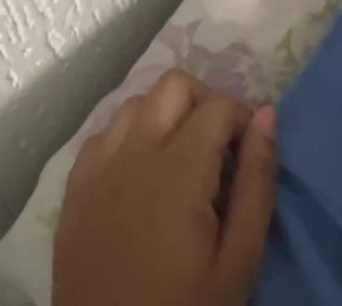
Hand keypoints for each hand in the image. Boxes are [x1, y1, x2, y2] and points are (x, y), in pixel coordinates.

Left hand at [53, 69, 277, 305]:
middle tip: (220, 146)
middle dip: (206, 102)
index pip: (219, 104)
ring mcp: (97, 172)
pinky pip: (102, 135)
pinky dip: (128, 137)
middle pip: (173, 85)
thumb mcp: (240, 257)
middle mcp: (134, 156)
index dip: (244, 119)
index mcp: (179, 171)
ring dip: (165, 115)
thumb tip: (267, 115)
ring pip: (134, 102)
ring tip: (181, 157)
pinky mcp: (73, 192)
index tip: (250, 154)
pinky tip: (142, 173)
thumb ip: (258, 181)